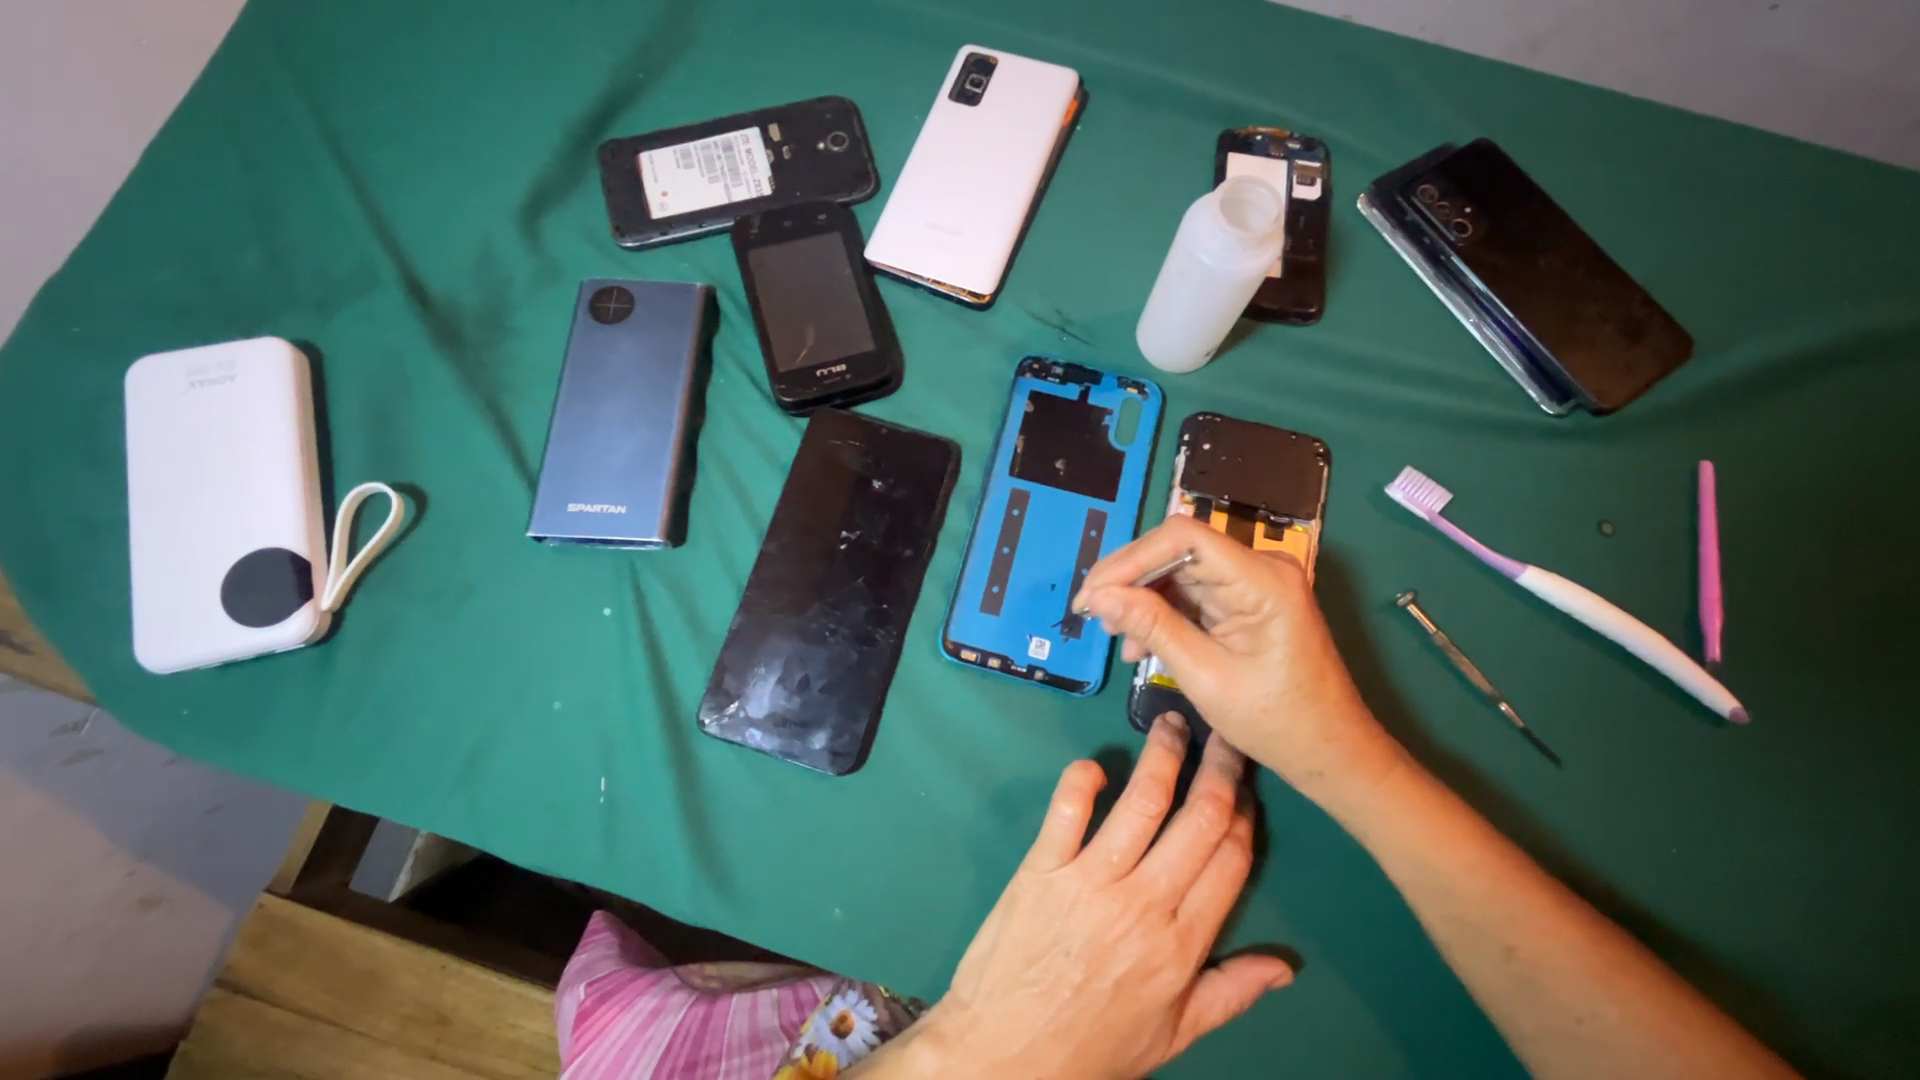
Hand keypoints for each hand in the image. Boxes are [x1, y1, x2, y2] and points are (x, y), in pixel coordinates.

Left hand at [863, 714, 1290, 1078]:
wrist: (1007, 1054)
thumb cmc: (1094, 1045)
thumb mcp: (1173, 1033)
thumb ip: (1231, 993)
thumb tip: (1288, 966)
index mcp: (1181, 943)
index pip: (1229, 860)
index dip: (1244, 816)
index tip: (1247, 788)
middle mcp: (1143, 902)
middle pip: (1197, 820)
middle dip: (1218, 770)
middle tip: (1224, 735)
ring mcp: (1090, 880)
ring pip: (1140, 804)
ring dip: (1162, 757)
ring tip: (1173, 725)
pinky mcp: (1042, 868)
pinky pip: (1066, 813)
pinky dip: (1080, 782)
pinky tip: (1095, 763)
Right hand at [1072, 515, 1403, 808]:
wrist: (1329, 750)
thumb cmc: (1275, 720)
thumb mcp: (1204, 675)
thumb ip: (1152, 627)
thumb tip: (1099, 596)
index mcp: (1260, 579)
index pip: (1182, 538)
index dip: (1130, 559)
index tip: (1093, 595)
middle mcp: (1259, 567)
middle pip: (1177, 551)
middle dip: (1129, 581)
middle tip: (1092, 616)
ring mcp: (1253, 583)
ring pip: (1179, 572)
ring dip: (1142, 601)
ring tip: (1117, 638)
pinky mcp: (1246, 601)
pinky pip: (1193, 593)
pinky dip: (1162, 614)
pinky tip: (1141, 645)